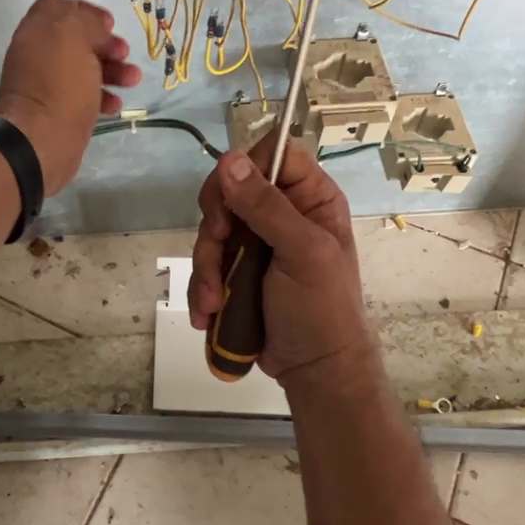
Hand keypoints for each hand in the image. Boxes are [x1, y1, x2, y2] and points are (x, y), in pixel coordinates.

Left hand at [0, 0, 141, 195]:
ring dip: (112, 70)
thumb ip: (85, 22)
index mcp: (37, 31)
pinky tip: (116, 105)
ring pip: (84, 68)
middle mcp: (39, 54)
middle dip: (106, 44)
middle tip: (124, 52)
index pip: (58, 7)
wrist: (41, 142)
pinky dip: (103, 96)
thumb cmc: (59, 85)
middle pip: (76, 39)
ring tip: (133, 79)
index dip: (86, 11)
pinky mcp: (59, 110)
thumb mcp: (75, 38)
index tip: (109, 23)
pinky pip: (84, 96)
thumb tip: (95, 28)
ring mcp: (48, 84)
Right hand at [187, 131, 373, 387]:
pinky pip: (206, 262)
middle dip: (217, 225)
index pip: (273, 153)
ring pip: (212, 229)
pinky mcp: (237, 269)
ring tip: (215, 301)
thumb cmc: (322, 309)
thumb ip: (266, 206)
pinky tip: (208, 313)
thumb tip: (229, 159)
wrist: (314, 371)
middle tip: (218, 248)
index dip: (246, 167)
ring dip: (207, 266)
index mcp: (310, 198)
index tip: (232, 199)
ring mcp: (256, 241)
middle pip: (230, 189)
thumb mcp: (301, 252)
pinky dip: (202, 287)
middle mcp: (282, 211)